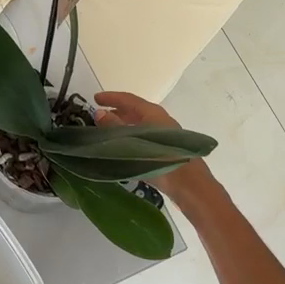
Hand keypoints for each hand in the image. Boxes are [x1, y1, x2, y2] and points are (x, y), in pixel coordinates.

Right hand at [93, 90, 218, 203]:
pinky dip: (131, 137)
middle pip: (135, 111)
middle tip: (98, 115)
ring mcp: (165, 136)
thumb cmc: (159, 160)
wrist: (188, 185)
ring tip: (107, 132)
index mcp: (153, 114)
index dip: (111, 98)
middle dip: (117, 111)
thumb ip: (115, 128)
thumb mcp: (132, 143)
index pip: (129, 100)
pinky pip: (144, 137)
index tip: (95, 98)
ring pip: (140, 125)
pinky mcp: (167, 150)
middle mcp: (160, 121)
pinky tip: (123, 148)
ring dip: (124, 125)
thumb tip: (99, 113)